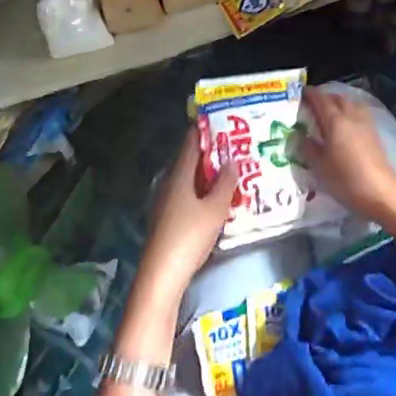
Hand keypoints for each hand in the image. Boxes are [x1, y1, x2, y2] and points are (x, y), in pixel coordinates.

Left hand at [134, 127, 237, 306]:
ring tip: (230, 172)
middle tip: (234, 147)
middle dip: (210, 153)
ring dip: (207, 174)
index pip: (191, 143)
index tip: (220, 119)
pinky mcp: (167, 219)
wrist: (161, 275)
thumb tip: (232, 160)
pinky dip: (201, 191)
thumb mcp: (214, 210)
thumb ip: (225, 184)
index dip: (204, 129)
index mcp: (179, 175)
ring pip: (188, 179)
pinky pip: (187, 195)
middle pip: (189, 160)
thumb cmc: (189, 237)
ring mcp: (165, 202)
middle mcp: (169, 183)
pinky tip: (215, 200)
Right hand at [302, 87, 395, 221]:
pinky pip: (359, 114)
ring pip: (351, 104)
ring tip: (329, 114)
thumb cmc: (345, 178)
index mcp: (335, 121)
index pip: (320, 99)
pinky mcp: (375, 135)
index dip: (310, 94)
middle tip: (313, 105)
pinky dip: (350, 113)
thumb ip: (308, 147)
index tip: (300, 93)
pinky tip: (346, 127)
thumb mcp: (319, 165)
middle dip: (325, 97)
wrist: (381, 192)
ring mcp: (366, 125)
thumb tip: (300, 135)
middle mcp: (351, 117)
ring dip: (339, 104)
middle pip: (338, 98)